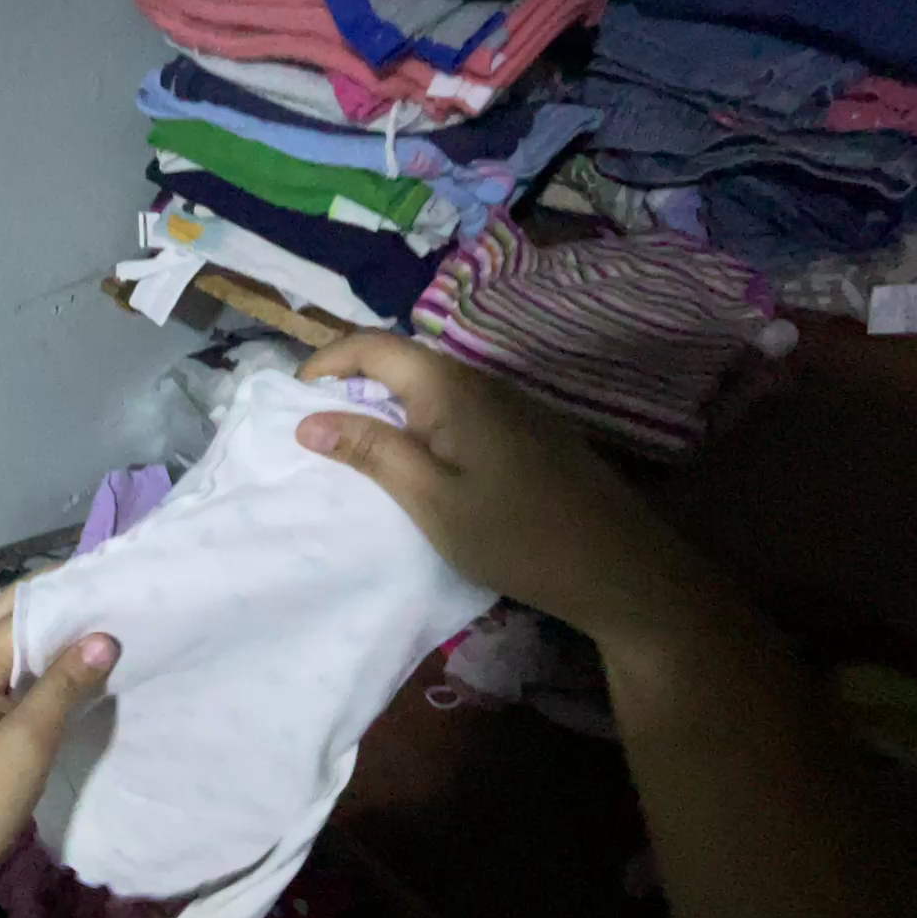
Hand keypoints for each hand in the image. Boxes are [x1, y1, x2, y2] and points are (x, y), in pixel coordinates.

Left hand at [0, 616, 116, 892]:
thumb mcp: (30, 739)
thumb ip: (65, 683)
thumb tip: (106, 637)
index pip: (22, 610)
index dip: (67, 597)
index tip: (114, 588)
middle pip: (14, 612)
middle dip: (60, 601)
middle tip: (113, 596)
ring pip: (16, 635)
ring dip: (55, 626)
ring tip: (105, 619)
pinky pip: (16, 661)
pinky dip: (47, 653)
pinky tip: (79, 657)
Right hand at [293, 331, 707, 642]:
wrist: (623, 572)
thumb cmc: (514, 535)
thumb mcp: (427, 498)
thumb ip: (368, 451)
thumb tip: (307, 420)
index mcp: (452, 389)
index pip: (374, 346)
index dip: (326, 360)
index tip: (293, 395)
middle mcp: (481, 381)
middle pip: (402, 358)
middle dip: (349, 379)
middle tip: (315, 422)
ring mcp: (509, 403)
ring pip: (428, 382)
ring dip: (382, 400)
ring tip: (353, 441)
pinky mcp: (523, 427)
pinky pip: (454, 404)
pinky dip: (415, 417)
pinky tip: (413, 456)